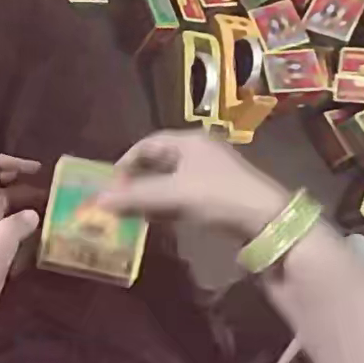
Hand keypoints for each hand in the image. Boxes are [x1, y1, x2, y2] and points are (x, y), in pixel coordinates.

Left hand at [0, 154, 41, 348]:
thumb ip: (12, 231)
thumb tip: (32, 212)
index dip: (3, 162)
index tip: (31, 169)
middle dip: (17, 178)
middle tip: (44, 185)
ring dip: (22, 200)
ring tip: (48, 207)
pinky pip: (3, 225)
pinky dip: (20, 221)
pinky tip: (36, 233)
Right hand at [95, 130, 292, 237]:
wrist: (266, 221)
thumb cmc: (217, 196)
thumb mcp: (173, 195)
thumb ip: (135, 196)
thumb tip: (98, 200)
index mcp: (188, 141)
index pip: (147, 144)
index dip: (126, 161)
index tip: (110, 183)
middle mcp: (199, 152)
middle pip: (158, 161)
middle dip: (136, 180)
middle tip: (117, 199)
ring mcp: (210, 173)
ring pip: (170, 180)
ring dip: (150, 195)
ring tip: (131, 212)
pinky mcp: (217, 194)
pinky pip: (182, 195)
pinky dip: (166, 205)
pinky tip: (156, 219)